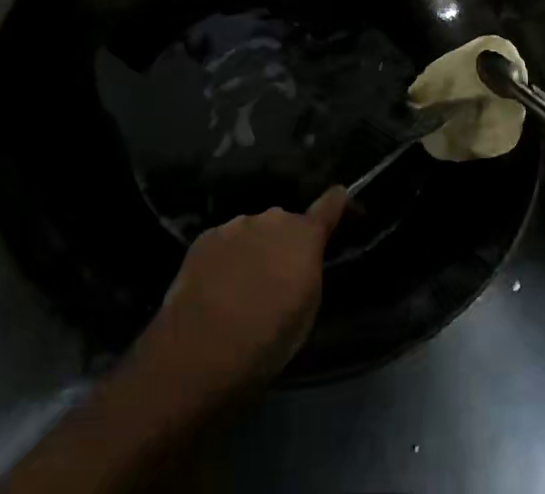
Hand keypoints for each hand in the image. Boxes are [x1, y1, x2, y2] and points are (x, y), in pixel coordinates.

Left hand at [129, 187, 348, 394]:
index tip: (341, 196)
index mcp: (304, 236)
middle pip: (285, 224)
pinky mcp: (203, 238)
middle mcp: (271, 219)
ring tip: (241, 288)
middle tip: (277, 278)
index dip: (337, 203)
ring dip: (254, 250)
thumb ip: (308, 271)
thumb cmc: (269, 337)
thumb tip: (300, 260)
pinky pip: (224, 243)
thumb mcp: (307, 309)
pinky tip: (215, 287)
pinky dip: (226, 259)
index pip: (330, 205)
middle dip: (284, 243)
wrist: (203, 348)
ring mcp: (234, 225)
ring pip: (252, 232)